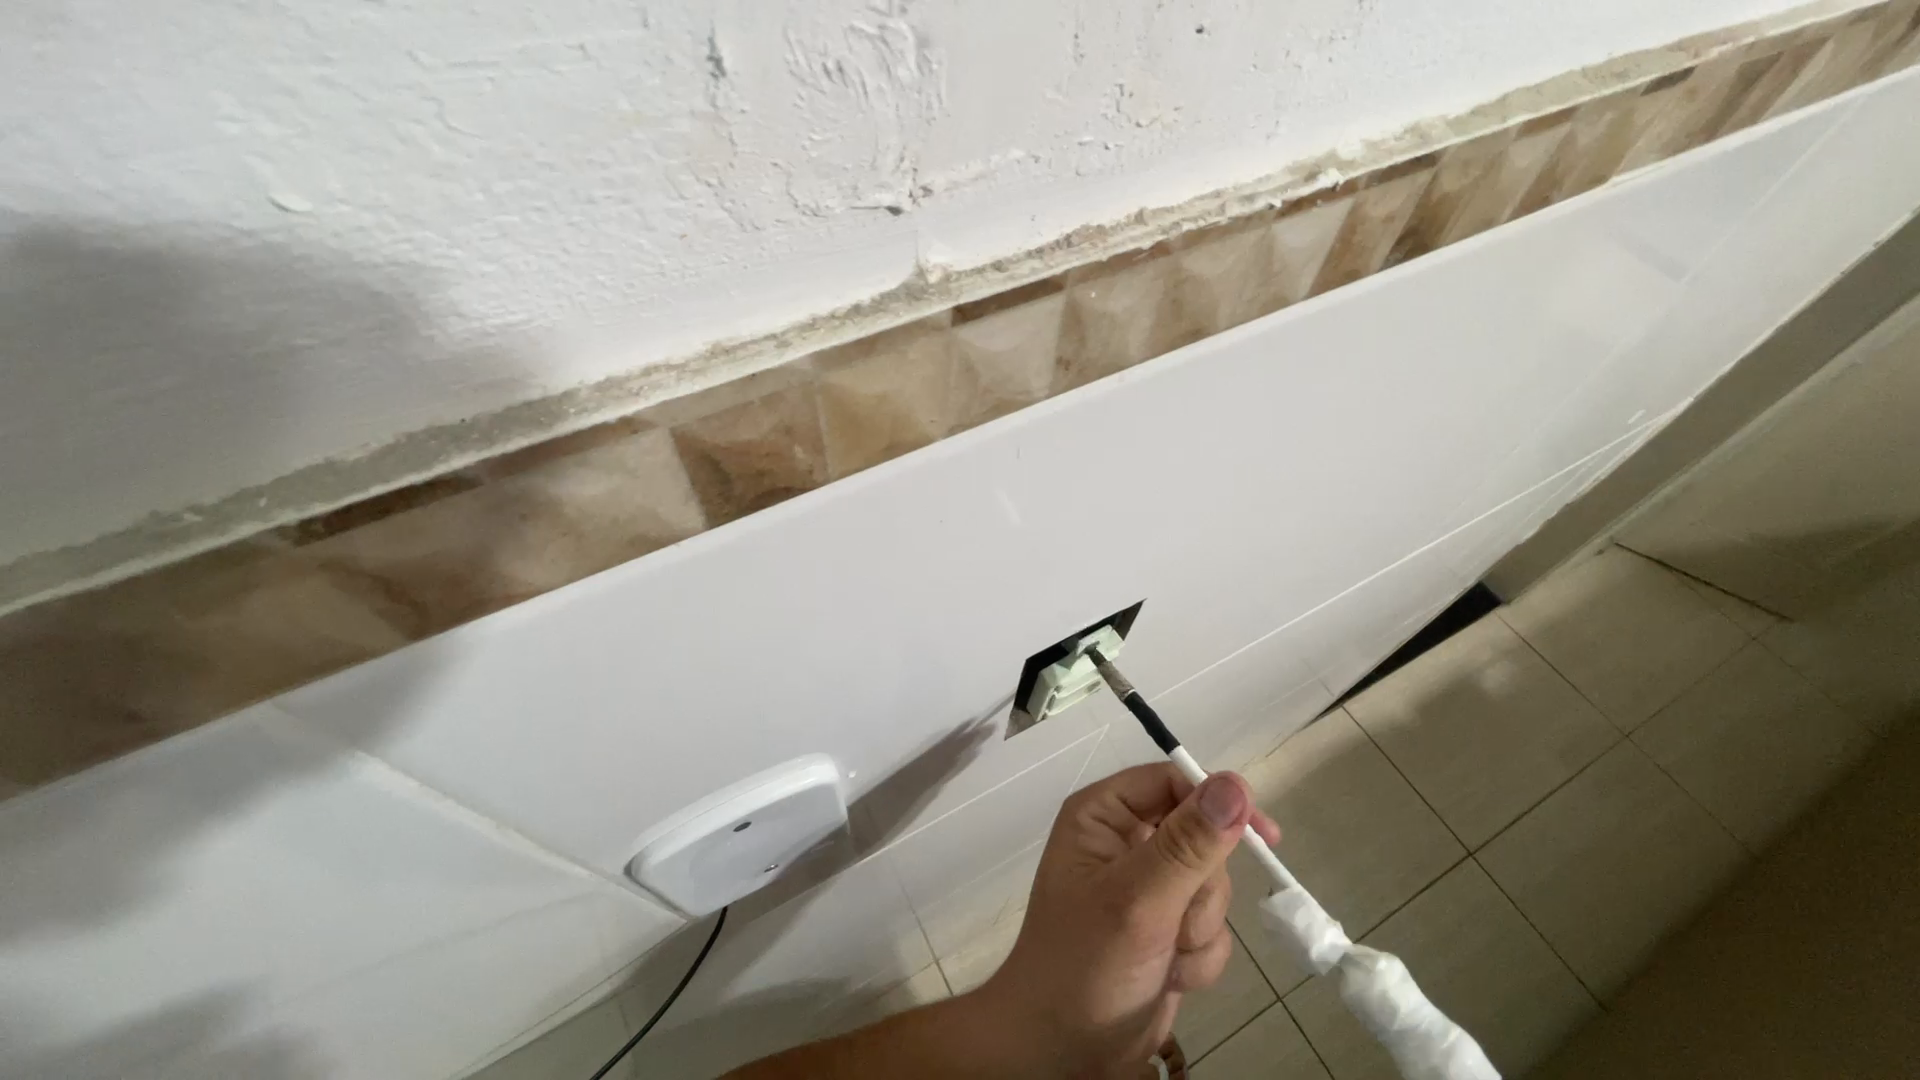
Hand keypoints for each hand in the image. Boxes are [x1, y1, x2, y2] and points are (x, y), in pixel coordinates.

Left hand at [978, 764, 1279, 1076]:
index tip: (1261, 835)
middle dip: (1200, 890)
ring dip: (1198, 928)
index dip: (1218, 803)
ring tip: (1163, 953)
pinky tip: (1168, 975)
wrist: (1066, 1051)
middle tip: (1173, 919)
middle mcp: (1125, 841)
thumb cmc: (1086, 964)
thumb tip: (1236, 785)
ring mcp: (1148, 886)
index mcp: (1102, 816)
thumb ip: (1188, 845)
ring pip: (1213, 886)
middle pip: (1202, 836)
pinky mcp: (1166, 927)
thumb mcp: (1138, 900)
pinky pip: (1211, 927)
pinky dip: (1198, 956)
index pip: (1172, 782)